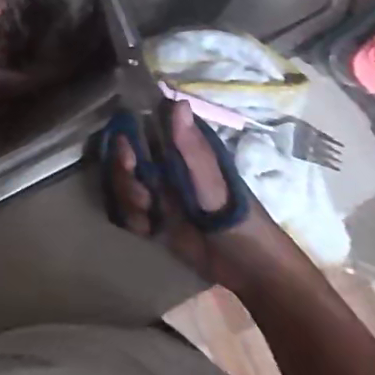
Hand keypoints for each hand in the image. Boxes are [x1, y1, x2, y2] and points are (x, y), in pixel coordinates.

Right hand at [108, 101, 312, 297]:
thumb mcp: (213, 184)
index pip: (145, 129)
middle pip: (127, 159)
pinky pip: (128, 212)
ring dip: (129, 201)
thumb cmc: (237, 219)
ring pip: (124, 185)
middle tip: (142, 194)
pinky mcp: (155, 220)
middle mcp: (167, 168)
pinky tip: (149, 231)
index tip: (125, 149)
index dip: (128, 135)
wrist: (250, 273)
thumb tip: (178, 101)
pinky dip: (133, 221)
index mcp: (183, 152)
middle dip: (125, 176)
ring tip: (149, 216)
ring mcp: (160, 194)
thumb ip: (191, 148)